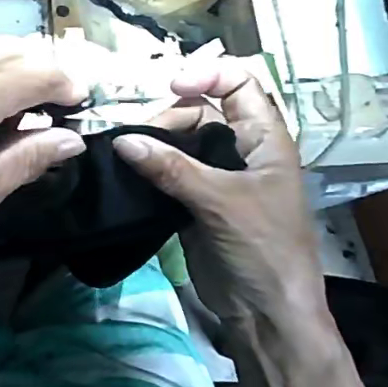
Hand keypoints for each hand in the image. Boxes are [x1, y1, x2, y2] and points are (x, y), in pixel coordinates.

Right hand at [113, 59, 329, 340]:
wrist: (265, 313)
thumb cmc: (263, 249)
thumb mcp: (222, 202)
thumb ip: (172, 168)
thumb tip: (122, 140)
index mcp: (264, 140)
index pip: (240, 84)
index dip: (208, 74)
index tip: (171, 86)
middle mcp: (239, 150)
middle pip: (199, 109)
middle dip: (167, 115)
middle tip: (136, 138)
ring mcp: (214, 175)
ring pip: (178, 139)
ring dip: (151, 141)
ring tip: (125, 154)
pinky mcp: (192, 199)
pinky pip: (165, 168)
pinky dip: (145, 164)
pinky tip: (125, 168)